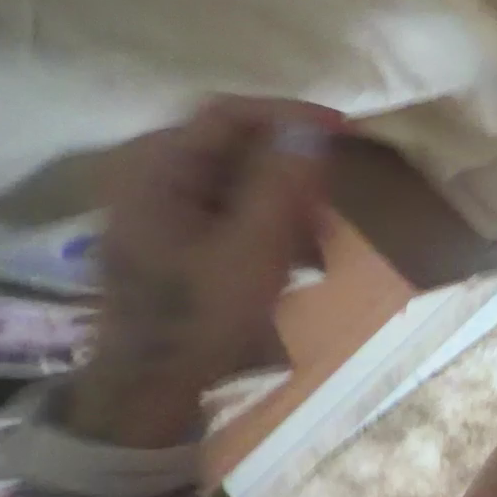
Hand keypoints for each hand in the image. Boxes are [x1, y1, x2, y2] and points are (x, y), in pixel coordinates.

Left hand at [70, 96, 341, 445]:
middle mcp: (149, 173)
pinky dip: (268, 218)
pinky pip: (229, 205)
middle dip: (292, 166)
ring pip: (236, 176)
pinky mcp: (172, 232)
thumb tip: (313, 131)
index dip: (291, 116)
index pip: (230, 114)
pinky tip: (293, 253)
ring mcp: (157, 204)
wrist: (152, 382)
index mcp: (157, 168)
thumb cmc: (202, 314)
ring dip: (285, 197)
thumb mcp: (253, 249)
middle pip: (234, 144)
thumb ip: (282, 185)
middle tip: (333, 195)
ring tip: (318, 236)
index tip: (346, 132)